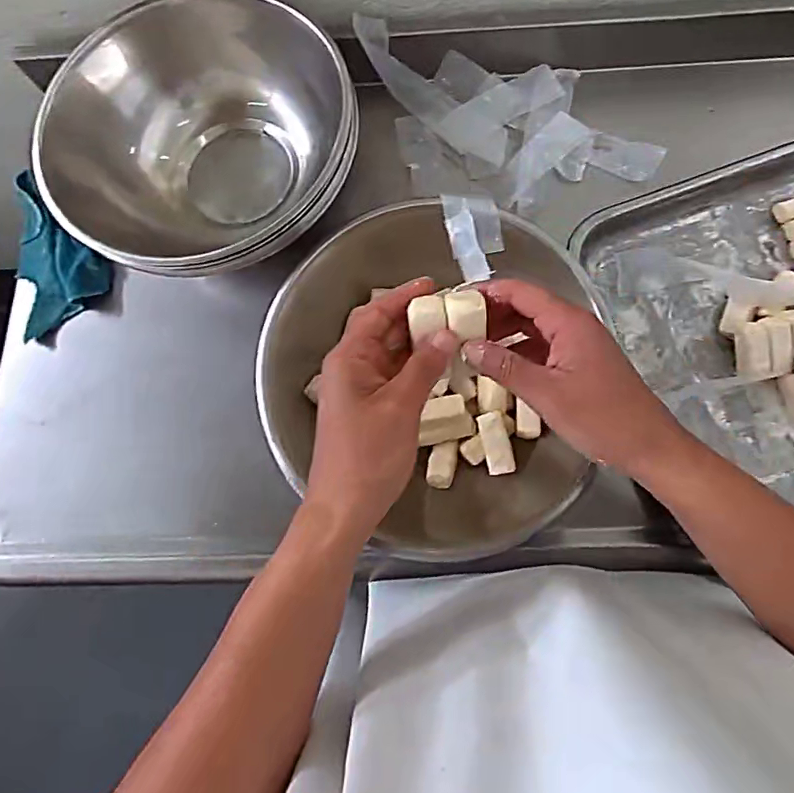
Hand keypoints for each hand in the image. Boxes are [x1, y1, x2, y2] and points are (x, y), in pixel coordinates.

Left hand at [308, 276, 455, 542]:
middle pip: (381, 330)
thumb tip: (446, 333)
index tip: (432, 285)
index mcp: (348, 360)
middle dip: (412, 316)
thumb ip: (424, 366)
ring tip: (450, 332)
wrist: (343, 508)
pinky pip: (392, 375)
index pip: (375, 314)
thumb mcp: (401, 407)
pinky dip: (414, 366)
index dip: (402, 296)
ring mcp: (358, 389)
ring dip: (415, 342)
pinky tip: (437, 365)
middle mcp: (349, 368)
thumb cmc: (367, 457)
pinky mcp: (367, 407)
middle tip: (448, 309)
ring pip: (388, 353)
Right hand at [462, 279, 699, 479]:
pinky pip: (544, 346)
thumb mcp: (546, 393)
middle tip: (457, 327)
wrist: (649, 445)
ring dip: (504, 333)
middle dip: (491, 313)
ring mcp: (580, 343)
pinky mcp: (582, 361)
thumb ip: (505, 366)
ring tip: (471, 346)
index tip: (455, 301)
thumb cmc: (600, 418)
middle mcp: (574, 324)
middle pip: (526, 306)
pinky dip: (520, 351)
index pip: (520, 291)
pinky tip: (500, 366)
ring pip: (534, 327)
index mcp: (568, 321)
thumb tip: (468, 346)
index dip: (486, 292)